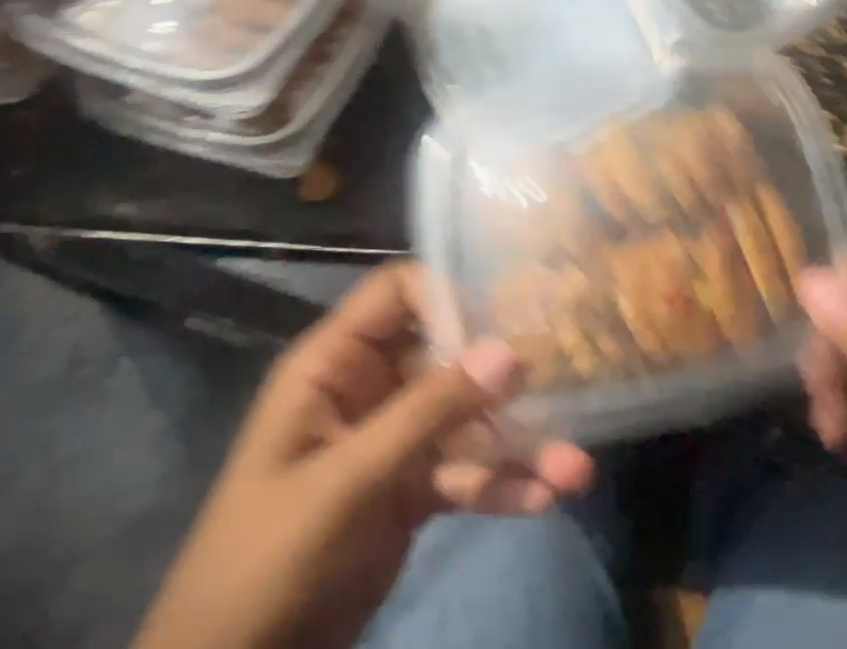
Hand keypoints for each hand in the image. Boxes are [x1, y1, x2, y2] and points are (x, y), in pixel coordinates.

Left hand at [133, 262, 594, 648]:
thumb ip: (427, 412)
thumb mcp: (346, 479)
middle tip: (574, 386)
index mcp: (336, 366)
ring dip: (521, 442)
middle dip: (510, 380)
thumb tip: (510, 349)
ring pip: (470, 423)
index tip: (514, 316)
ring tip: (576, 469)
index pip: (399, 294)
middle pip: (452, 360)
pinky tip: (544, 500)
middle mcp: (372, 391)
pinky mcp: (414, 491)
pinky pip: (469, 473)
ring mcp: (395, 443)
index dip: (453, 293)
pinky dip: (504, 485)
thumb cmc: (270, 553)